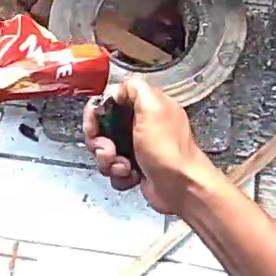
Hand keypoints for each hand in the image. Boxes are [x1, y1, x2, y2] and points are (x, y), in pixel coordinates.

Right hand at [82, 75, 223, 215]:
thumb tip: (116, 89)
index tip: (94, 126)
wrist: (181, 187)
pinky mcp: (135, 167)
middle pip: (103, 127)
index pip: (110, 101)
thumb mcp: (152, 108)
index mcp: (146, 106)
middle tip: (109, 150)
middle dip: (100, 142)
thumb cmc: (168, 150)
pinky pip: (113, 169)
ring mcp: (138, 147)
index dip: (97, 113)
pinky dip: (119, 175)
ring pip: (105, 151)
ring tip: (124, 166)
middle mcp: (142, 125)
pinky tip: (132, 176)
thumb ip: (134, 88)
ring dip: (109, 161)